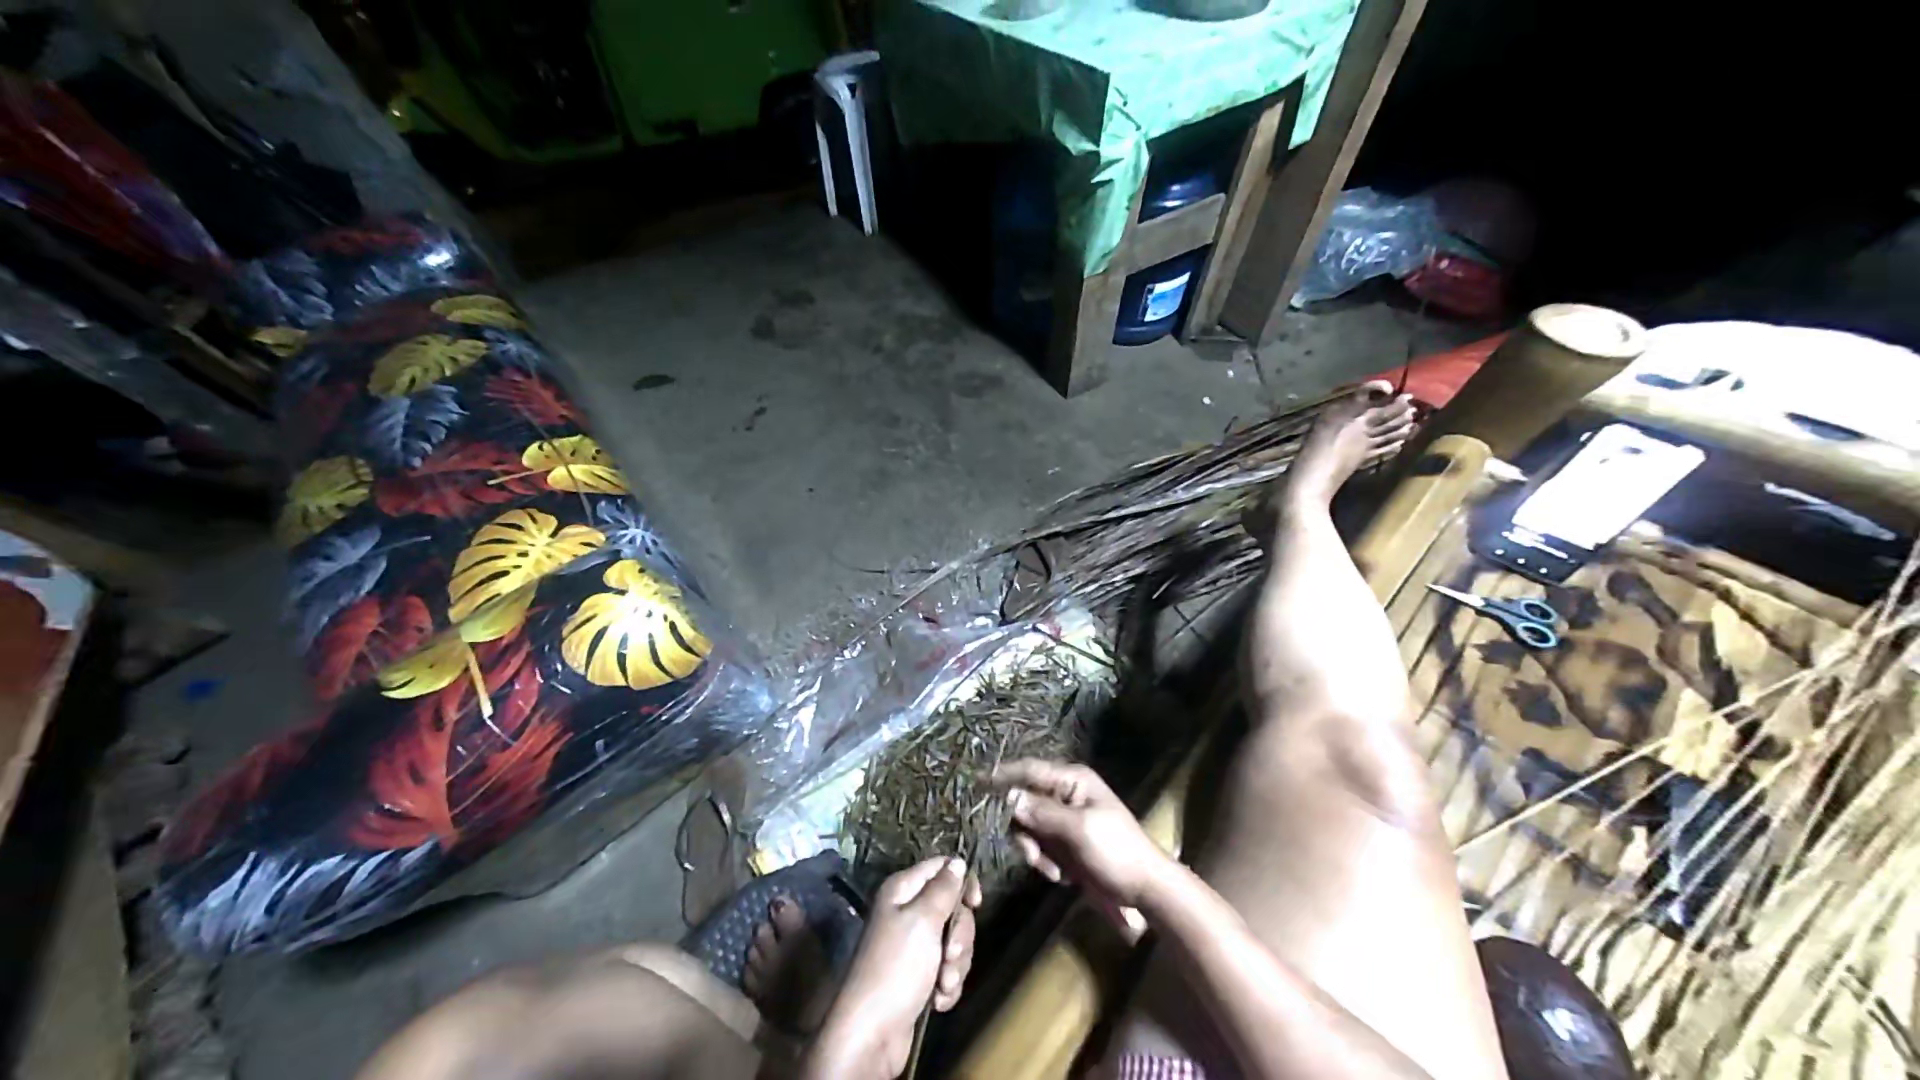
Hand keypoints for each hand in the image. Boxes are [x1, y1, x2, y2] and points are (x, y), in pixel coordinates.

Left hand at [802, 857, 981, 1079]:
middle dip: (959, 936)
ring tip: (942, 984)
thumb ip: (944, 889)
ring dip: (955, 966)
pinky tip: (938, 1000)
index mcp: (903, 890)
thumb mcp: (923, 921)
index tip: (975, 903)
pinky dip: (948, 985)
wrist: (872, 1033)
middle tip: (949, 955)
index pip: (941, 867)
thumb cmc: (896, 967)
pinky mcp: (919, 976)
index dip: (963, 881)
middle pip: (953, 908)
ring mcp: (913, 946)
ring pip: (954, 942)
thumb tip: (958, 862)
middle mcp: (907, 913)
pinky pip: (948, 970)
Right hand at [991, 760, 1173, 912]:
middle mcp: (1065, 795)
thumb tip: (1007, 797)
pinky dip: (1046, 862)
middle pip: (1023, 802)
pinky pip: (1039, 847)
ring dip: (1035, 851)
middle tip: (1032, 853)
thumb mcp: (1079, 830)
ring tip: (1055, 870)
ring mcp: (1064, 820)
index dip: (1002, 776)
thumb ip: (1041, 812)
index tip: (975, 784)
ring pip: (1028, 829)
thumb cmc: (1116, 851)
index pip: (1029, 770)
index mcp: (1072, 781)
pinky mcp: (1065, 843)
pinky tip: (1064, 876)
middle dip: (1024, 831)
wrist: (1145, 891)